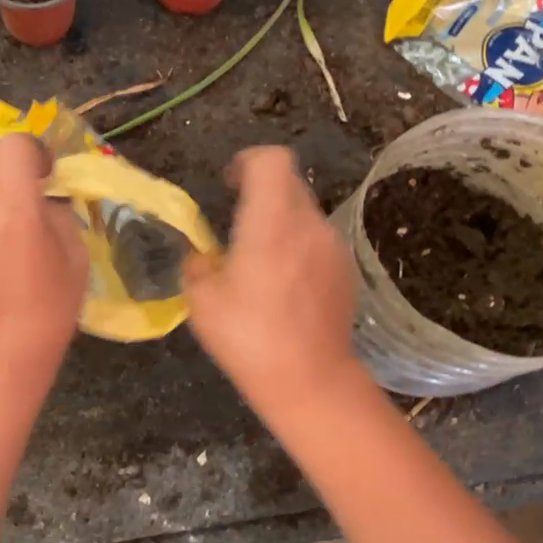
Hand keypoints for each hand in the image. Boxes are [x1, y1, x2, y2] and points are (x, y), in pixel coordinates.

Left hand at [0, 134, 87, 375]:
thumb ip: (58, 216)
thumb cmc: (46, 316)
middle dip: (8, 157)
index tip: (48, 172)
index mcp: (12, 212)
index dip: (34, 149)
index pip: (13, 145)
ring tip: (10, 224)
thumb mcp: (73, 260)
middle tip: (29, 183)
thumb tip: (44, 199)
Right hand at [185, 147, 362, 413]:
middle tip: (236, 224)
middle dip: (261, 192)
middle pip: (289, 183)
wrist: (310, 381)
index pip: (271, 161)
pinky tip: (282, 286)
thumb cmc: (249, 338)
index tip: (229, 183)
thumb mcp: (201, 302)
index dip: (247, 161)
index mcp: (270, 223)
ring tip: (258, 260)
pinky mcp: (345, 271)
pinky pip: (316, 241)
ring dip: (279, 222)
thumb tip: (201, 257)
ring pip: (304, 214)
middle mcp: (307, 225)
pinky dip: (297, 247)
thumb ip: (197, 266)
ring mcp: (332, 247)